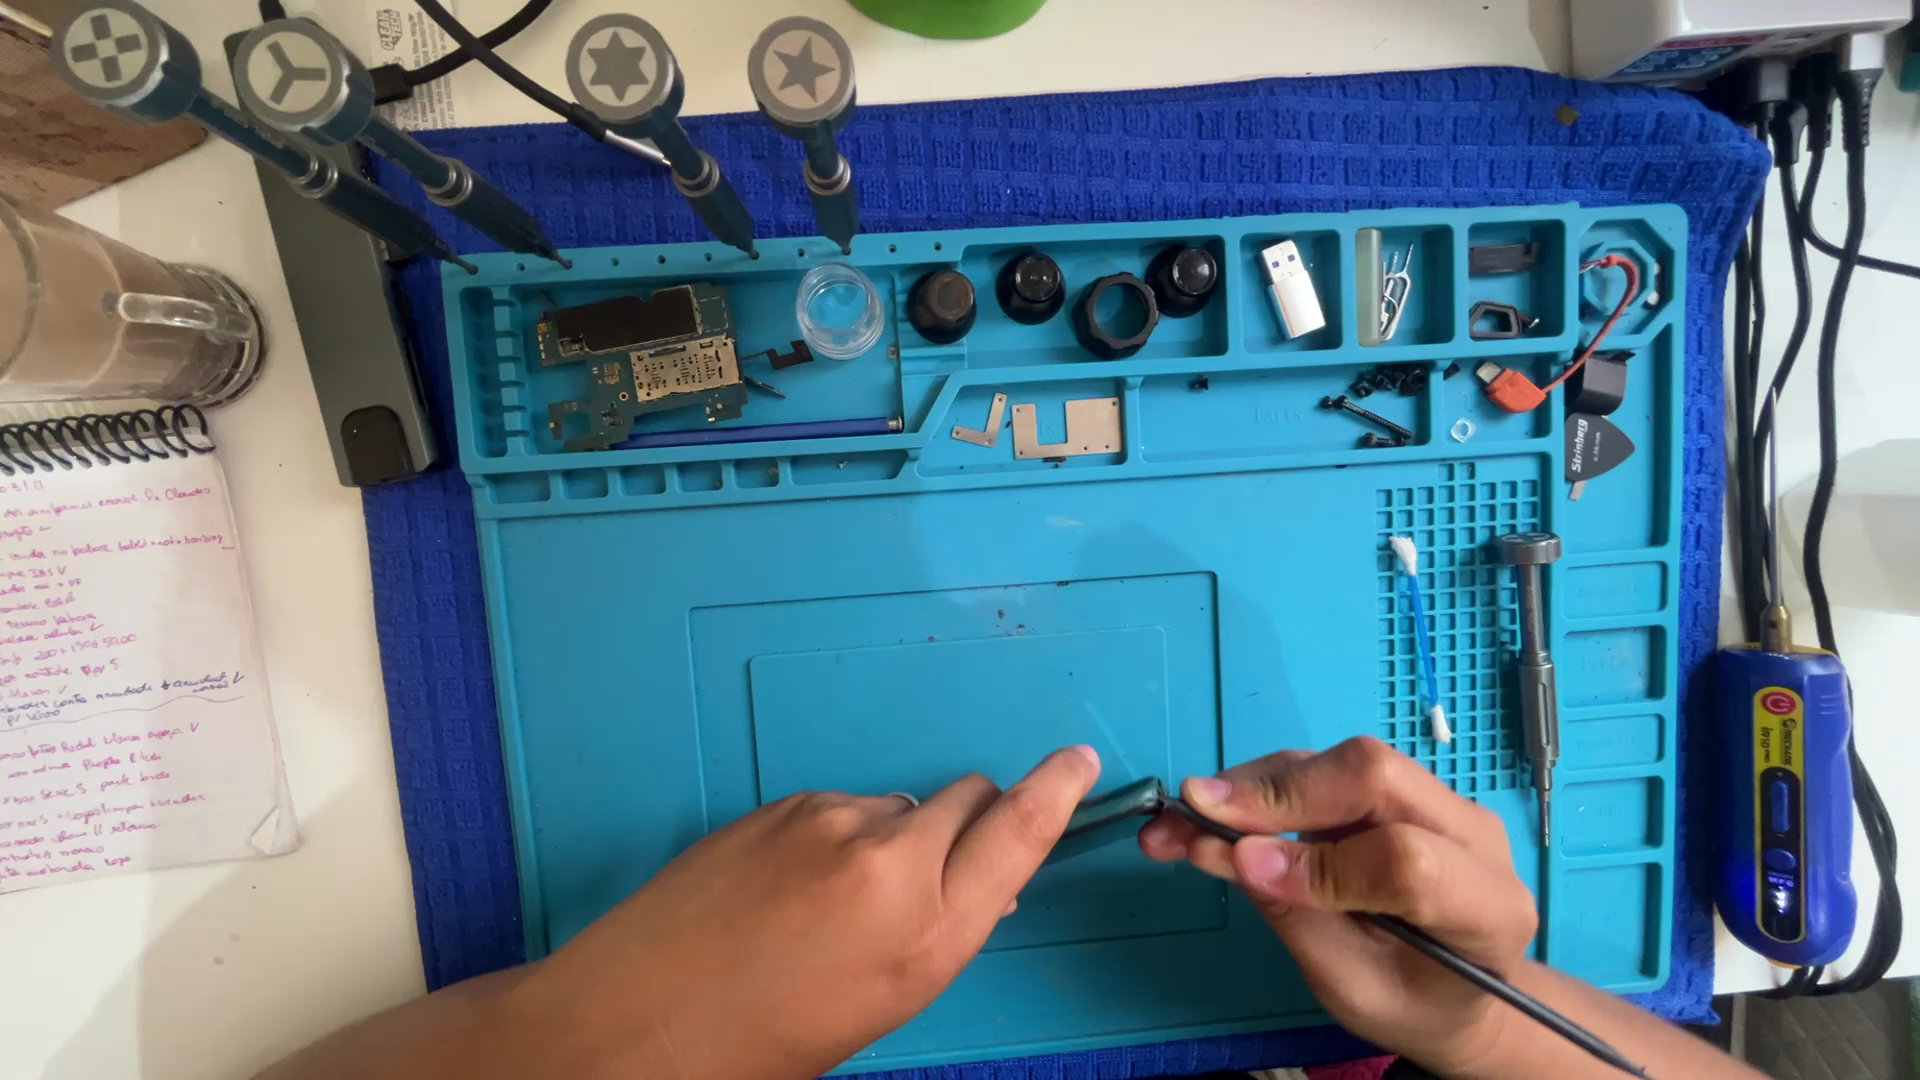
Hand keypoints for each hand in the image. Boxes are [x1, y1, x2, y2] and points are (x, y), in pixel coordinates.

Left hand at [523, 746, 1101, 1079]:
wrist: (631, 1023)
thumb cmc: (769, 1042)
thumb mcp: (880, 1003)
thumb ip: (938, 928)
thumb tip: (986, 887)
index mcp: (926, 934)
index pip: (1018, 835)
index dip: (1056, 791)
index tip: (1078, 759)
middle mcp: (891, 860)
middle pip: (968, 796)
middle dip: (971, 821)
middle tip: (940, 862)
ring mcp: (834, 818)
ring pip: (903, 803)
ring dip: (900, 834)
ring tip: (840, 892)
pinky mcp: (788, 800)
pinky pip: (847, 806)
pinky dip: (846, 833)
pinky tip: (797, 879)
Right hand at [1137, 737, 1536, 1074]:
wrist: (1452, 984)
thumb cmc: (1410, 1000)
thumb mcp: (1351, 986)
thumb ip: (1293, 915)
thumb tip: (1223, 850)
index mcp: (1485, 905)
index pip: (1406, 860)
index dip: (1318, 859)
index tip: (1240, 865)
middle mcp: (1464, 829)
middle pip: (1369, 774)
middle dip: (1272, 791)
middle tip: (1193, 810)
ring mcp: (1423, 794)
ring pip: (1327, 761)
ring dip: (1244, 787)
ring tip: (1179, 822)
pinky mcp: (1378, 780)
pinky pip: (1309, 766)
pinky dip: (1248, 787)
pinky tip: (1205, 813)